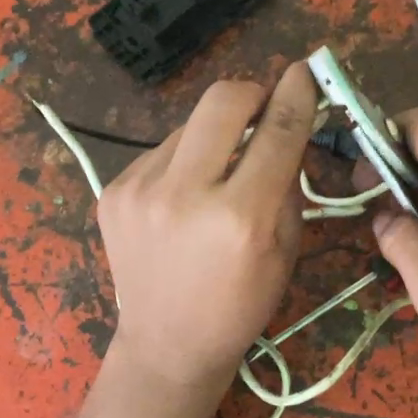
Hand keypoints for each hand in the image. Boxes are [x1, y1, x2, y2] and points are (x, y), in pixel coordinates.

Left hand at [98, 63, 317, 392]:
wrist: (167, 344)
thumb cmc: (240, 305)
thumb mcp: (284, 252)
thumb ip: (288, 185)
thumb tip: (286, 127)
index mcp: (240, 218)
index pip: (277, 131)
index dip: (297, 94)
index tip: (304, 73)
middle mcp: (185, 194)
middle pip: (222, 99)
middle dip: (251, 92)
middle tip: (262, 109)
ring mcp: (139, 190)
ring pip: (188, 124)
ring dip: (214, 135)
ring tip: (218, 174)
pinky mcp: (113, 191)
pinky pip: (161, 152)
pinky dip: (183, 162)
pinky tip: (184, 198)